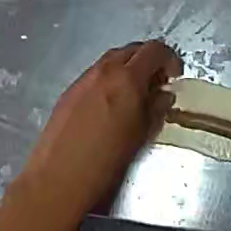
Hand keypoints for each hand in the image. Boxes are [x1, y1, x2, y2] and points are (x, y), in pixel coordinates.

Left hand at [21, 41, 180, 215]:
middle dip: (149, 61)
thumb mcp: (142, 134)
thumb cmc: (106, 160)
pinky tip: (111, 103)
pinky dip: (110, 79)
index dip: (170, 59)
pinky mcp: (69, 92)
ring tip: (136, 93)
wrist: (57, 180)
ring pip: (113, 60)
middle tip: (157, 83)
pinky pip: (96, 74)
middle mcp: (104, 71)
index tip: (174, 76)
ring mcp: (83, 80)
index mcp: (127, 78)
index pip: (155, 50)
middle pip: (133, 49)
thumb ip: (156, 108)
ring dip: (129, 68)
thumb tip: (163, 95)